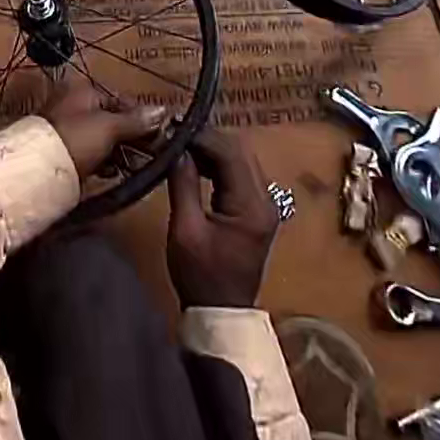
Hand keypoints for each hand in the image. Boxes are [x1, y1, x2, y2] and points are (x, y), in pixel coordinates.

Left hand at [42, 85, 168, 179]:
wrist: (39, 169)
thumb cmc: (76, 138)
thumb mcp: (109, 127)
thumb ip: (136, 121)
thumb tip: (163, 110)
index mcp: (82, 91)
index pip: (120, 101)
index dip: (141, 118)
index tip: (161, 135)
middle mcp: (73, 105)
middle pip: (112, 120)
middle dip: (133, 138)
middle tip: (154, 154)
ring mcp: (67, 128)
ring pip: (102, 138)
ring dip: (121, 152)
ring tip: (138, 167)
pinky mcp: (63, 150)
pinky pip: (91, 153)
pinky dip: (105, 161)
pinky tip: (115, 172)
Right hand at [166, 130, 279, 308]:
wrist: (220, 312)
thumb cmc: (200, 275)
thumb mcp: (185, 229)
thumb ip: (183, 184)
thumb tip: (175, 149)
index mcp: (252, 205)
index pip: (230, 153)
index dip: (201, 136)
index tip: (172, 127)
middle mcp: (266, 199)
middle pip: (240, 151)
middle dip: (206, 137)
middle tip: (174, 132)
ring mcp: (265, 204)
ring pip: (241, 158)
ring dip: (212, 147)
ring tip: (180, 143)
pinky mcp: (256, 209)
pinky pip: (239, 172)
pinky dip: (217, 162)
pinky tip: (195, 162)